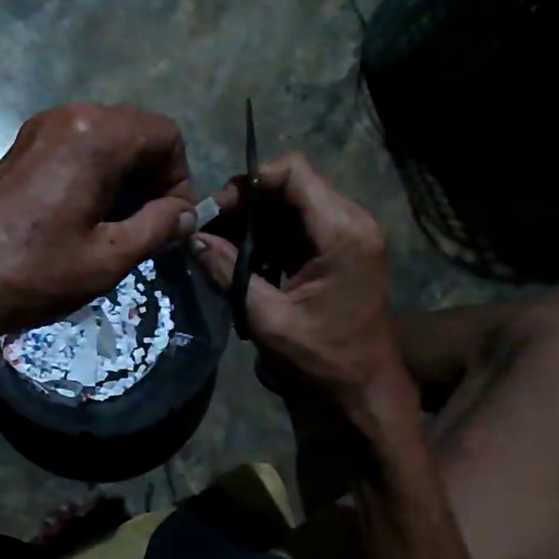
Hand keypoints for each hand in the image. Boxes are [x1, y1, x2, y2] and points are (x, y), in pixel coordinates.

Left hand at [0, 104, 198, 348]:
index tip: (171, 222)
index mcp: (93, 135)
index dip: (179, 178)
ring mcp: (37, 132)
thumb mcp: (108, 258)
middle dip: (153, 177)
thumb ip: (158, 227)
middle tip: (148, 227)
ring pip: (106, 141)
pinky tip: (86, 218)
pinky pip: (75, 150)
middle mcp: (66, 118)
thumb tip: (186, 213)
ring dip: (124, 178)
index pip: (165, 135)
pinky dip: (94, 176)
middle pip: (136, 132)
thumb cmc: (35, 274)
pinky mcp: (19, 152)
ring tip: (118, 228)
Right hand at [191, 153, 409, 406]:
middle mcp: (352, 221)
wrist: (365, 387)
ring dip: (254, 220)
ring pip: (292, 203)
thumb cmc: (322, 357)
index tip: (216, 212)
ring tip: (220, 246)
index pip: (293, 171)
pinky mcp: (341, 248)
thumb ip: (229, 273)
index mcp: (342, 232)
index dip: (249, 182)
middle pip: (291, 184)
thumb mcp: (267, 318)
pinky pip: (298, 225)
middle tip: (210, 232)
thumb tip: (193, 239)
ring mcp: (350, 233)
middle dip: (246, 203)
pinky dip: (268, 235)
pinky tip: (243, 259)